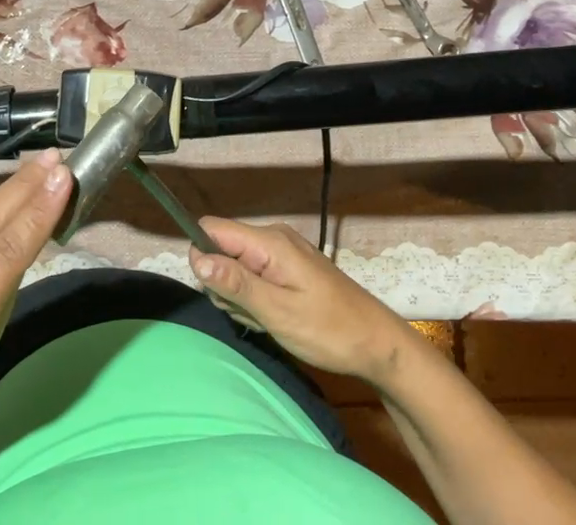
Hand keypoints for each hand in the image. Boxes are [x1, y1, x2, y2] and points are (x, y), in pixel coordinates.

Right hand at [188, 217, 422, 384]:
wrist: (379, 346)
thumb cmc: (330, 331)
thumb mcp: (278, 312)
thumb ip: (236, 283)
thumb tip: (196, 258)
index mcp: (269, 242)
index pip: (211, 228)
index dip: (202, 256)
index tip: (218, 290)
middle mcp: (273, 238)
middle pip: (221, 248)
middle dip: (223, 283)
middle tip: (251, 313)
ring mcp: (282, 253)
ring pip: (235, 266)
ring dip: (240, 296)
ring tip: (267, 319)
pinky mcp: (288, 269)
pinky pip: (253, 275)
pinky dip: (255, 298)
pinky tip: (274, 317)